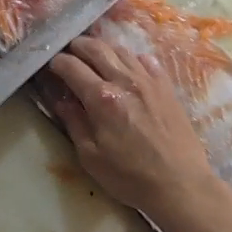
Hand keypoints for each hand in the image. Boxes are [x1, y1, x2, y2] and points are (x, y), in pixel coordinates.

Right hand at [47, 35, 214, 215]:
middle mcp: (123, 79)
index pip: (72, 66)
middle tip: (69, 52)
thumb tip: (60, 100)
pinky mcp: (166, 86)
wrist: (181, 185)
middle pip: (96, 48)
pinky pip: (146, 59)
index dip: (57, 63)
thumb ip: (74, 123)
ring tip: (95, 57)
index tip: (50, 66)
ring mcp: (148, 80)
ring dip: (103, 49)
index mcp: (101, 97)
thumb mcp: (91, 157)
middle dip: (77, 46)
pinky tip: (128, 67)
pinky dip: (131, 58)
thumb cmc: (131, 177)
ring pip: (120, 49)